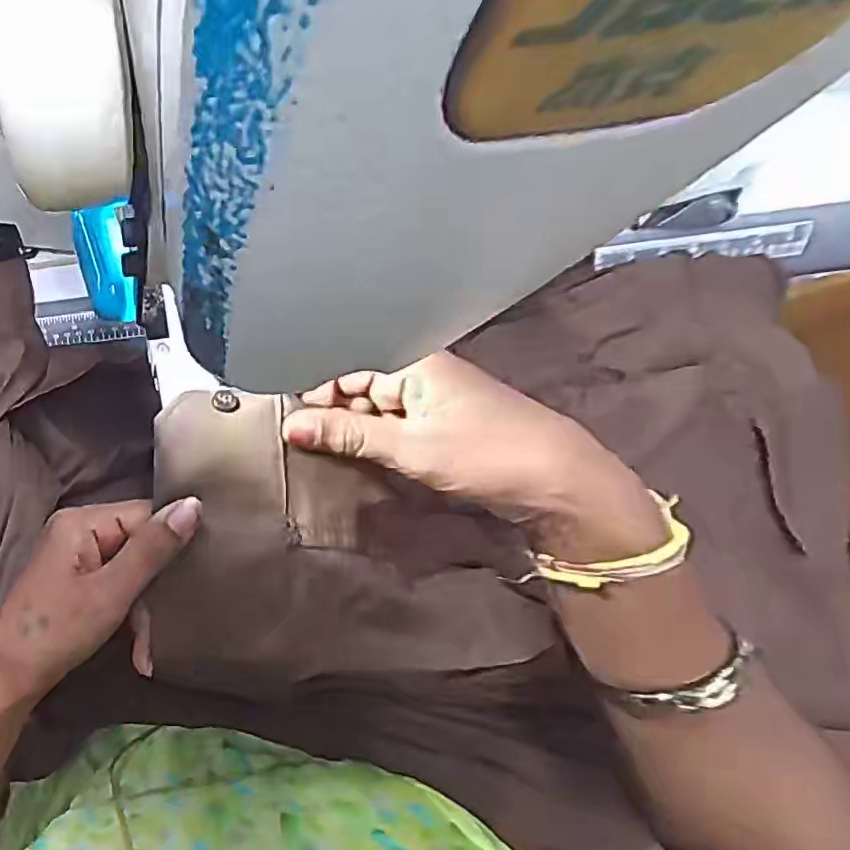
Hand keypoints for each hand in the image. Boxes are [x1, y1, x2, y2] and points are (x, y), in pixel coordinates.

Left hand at [0, 498, 201, 719]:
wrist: (8, 677)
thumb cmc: (56, 630)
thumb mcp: (111, 591)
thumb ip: (152, 549)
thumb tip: (194, 504)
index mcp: (81, 521)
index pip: (146, 516)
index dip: (171, 545)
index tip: (193, 580)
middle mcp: (78, 532)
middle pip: (141, 547)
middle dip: (155, 593)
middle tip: (164, 630)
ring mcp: (76, 559)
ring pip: (133, 575)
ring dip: (144, 616)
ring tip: (146, 654)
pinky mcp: (77, 585)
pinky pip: (117, 591)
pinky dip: (128, 619)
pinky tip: (138, 653)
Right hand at [283, 353, 663, 560]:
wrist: (558, 485)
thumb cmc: (487, 454)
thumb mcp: (408, 446)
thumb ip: (346, 434)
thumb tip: (290, 425)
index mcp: (414, 363)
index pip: (345, 368)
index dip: (316, 394)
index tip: (293, 425)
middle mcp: (419, 376)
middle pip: (355, 389)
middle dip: (330, 416)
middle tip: (307, 446)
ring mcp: (428, 403)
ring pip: (370, 412)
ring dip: (350, 434)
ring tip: (329, 456)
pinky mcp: (436, 428)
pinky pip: (389, 429)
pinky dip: (371, 444)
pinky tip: (358, 461)